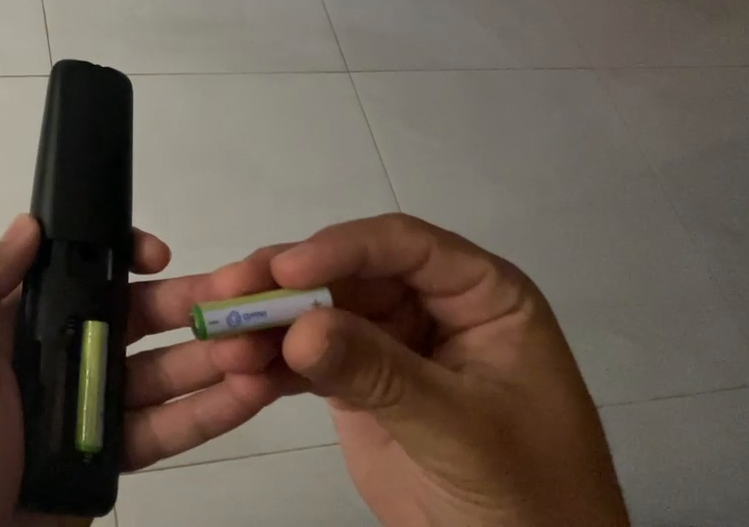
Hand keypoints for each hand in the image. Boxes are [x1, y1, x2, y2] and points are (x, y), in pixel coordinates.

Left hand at [0, 214, 291, 526]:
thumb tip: (29, 223)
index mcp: (22, 322)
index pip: (82, 273)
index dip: (125, 258)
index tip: (158, 256)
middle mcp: (61, 353)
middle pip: (135, 319)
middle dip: (188, 306)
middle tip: (243, 300)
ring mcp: (90, 405)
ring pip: (161, 371)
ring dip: (212, 357)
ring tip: (266, 348)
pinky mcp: (111, 453)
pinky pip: (166, 426)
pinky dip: (209, 412)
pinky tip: (250, 395)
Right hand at [221, 213, 627, 526]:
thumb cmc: (529, 500)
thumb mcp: (461, 433)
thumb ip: (380, 374)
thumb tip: (298, 329)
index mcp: (480, 296)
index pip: (404, 247)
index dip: (342, 248)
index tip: (286, 270)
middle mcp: (430, 305)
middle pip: (346, 272)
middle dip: (285, 283)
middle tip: (228, 291)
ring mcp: (390, 342)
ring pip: (316, 310)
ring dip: (266, 321)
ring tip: (219, 337)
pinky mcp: (357, 382)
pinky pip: (307, 356)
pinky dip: (270, 361)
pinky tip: (236, 368)